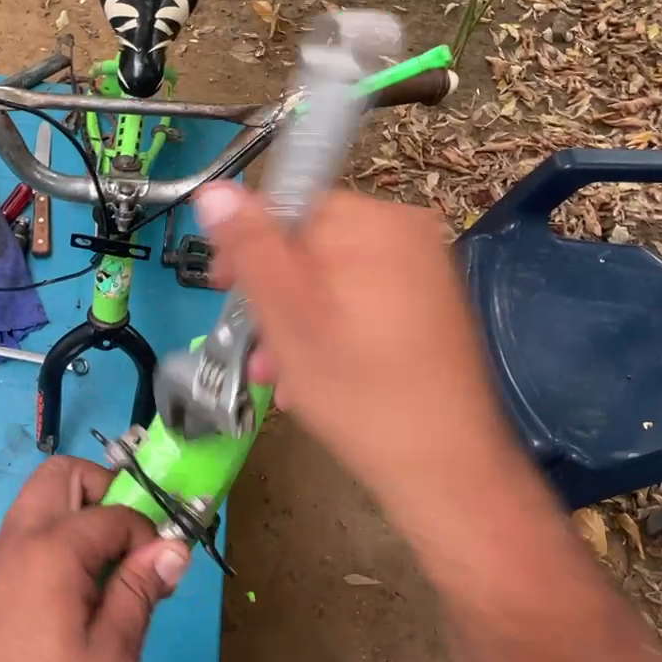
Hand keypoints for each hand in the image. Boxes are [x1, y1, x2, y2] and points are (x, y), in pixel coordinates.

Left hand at [0, 456, 190, 661]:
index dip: (148, 536)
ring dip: (81, 515)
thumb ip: (140, 592)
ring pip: (42, 500)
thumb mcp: (112, 660)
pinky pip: (29, 533)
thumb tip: (174, 547)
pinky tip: (80, 592)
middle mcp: (17, 540)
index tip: (164, 572)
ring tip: (110, 572)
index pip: (114, 512)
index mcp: (49, 551)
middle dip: (105, 493)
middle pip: (62, 475)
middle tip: (130, 546)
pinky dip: (60, 538)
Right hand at [195, 183, 527, 502]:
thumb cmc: (359, 391)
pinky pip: (359, 304)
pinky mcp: (428, 309)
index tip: (225, 292)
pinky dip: (330, 333)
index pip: (289, 207)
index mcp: (375, 223)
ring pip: (331, 282)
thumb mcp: (287, 314)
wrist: (446, 470)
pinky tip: (315, 378)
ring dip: (295, 323)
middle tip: (256, 347)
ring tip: (280, 374)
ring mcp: (423, 273)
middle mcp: (406, 236)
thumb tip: (215, 191)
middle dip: (273, 297)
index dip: (248, 249)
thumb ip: (250, 247)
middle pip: (309, 249)